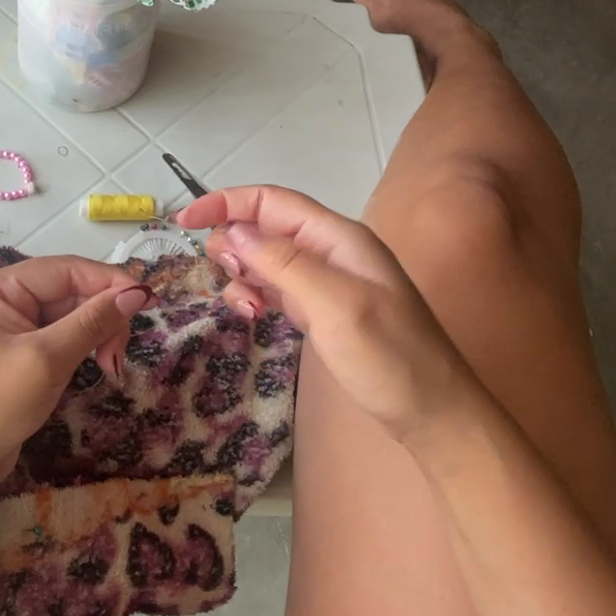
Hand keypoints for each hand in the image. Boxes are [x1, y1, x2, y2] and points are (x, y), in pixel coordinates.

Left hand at [0, 256, 157, 488]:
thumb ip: (93, 321)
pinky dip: (83, 346)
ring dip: (97, 334)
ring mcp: (8, 323)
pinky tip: (98, 364)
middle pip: (70, 290)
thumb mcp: (48, 359)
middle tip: (120, 354)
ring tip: (111, 365)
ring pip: (70, 313)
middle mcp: (1, 296)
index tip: (149, 300)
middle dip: (103, 317)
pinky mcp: (18, 348)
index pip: (65, 269)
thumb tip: (138, 292)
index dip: (110, 281)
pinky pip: (60, 333)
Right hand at [177, 186, 482, 436]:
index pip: (272, 202)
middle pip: (265, 227)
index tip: (183, 223)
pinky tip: (255, 316)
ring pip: (265, 259)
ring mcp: (326, 281)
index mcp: (339, 238)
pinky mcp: (321, 309)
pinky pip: (275, 288)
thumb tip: (233, 232)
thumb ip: (284, 265)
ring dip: (243, 275)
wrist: (432, 414)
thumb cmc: (390, 358)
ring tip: (246, 310)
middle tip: (226, 279)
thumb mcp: (335, 307)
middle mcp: (331, 251)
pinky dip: (256, 295)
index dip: (226, 203)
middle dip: (233, 244)